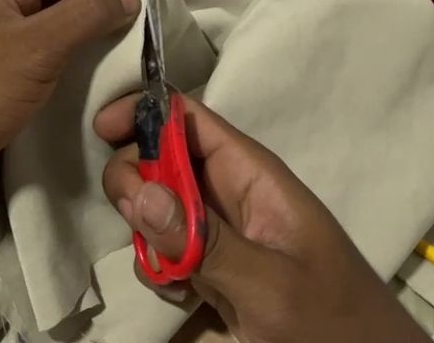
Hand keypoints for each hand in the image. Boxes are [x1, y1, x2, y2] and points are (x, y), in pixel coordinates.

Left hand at [0, 0, 140, 203]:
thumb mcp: (38, 46)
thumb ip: (86, 14)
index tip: (133, 26)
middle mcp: (0, 3)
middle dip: (97, 21)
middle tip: (130, 52)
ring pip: (58, 32)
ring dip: (86, 49)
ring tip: (114, 73)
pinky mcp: (2, 76)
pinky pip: (46, 60)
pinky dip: (68, 70)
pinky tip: (88, 90)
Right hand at [96, 94, 427, 342]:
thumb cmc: (332, 323)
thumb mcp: (271, 287)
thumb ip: (204, 241)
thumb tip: (137, 189)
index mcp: (250, 172)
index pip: (188, 117)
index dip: (144, 111)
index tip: (102, 130)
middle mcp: (230, 192)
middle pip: (163, 158)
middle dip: (137, 180)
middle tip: (135, 219)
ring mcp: (221, 232)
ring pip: (159, 206)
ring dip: (148, 233)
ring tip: (168, 273)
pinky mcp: (215, 269)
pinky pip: (169, 250)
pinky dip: (160, 267)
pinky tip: (179, 296)